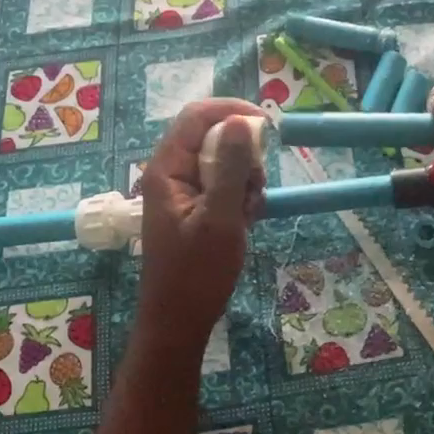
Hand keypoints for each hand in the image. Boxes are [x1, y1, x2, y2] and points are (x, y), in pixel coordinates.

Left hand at [137, 99, 267, 347]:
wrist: (179, 322)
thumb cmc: (197, 273)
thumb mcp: (220, 218)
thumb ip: (230, 167)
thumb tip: (242, 122)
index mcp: (166, 169)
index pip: (197, 116)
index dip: (232, 111)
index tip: (267, 128)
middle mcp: (171, 173)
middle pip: (212, 136)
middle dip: (243, 154)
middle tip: (256, 186)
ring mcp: (182, 191)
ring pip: (222, 162)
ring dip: (244, 178)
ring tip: (249, 211)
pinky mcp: (194, 208)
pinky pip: (221, 185)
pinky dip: (239, 196)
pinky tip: (245, 221)